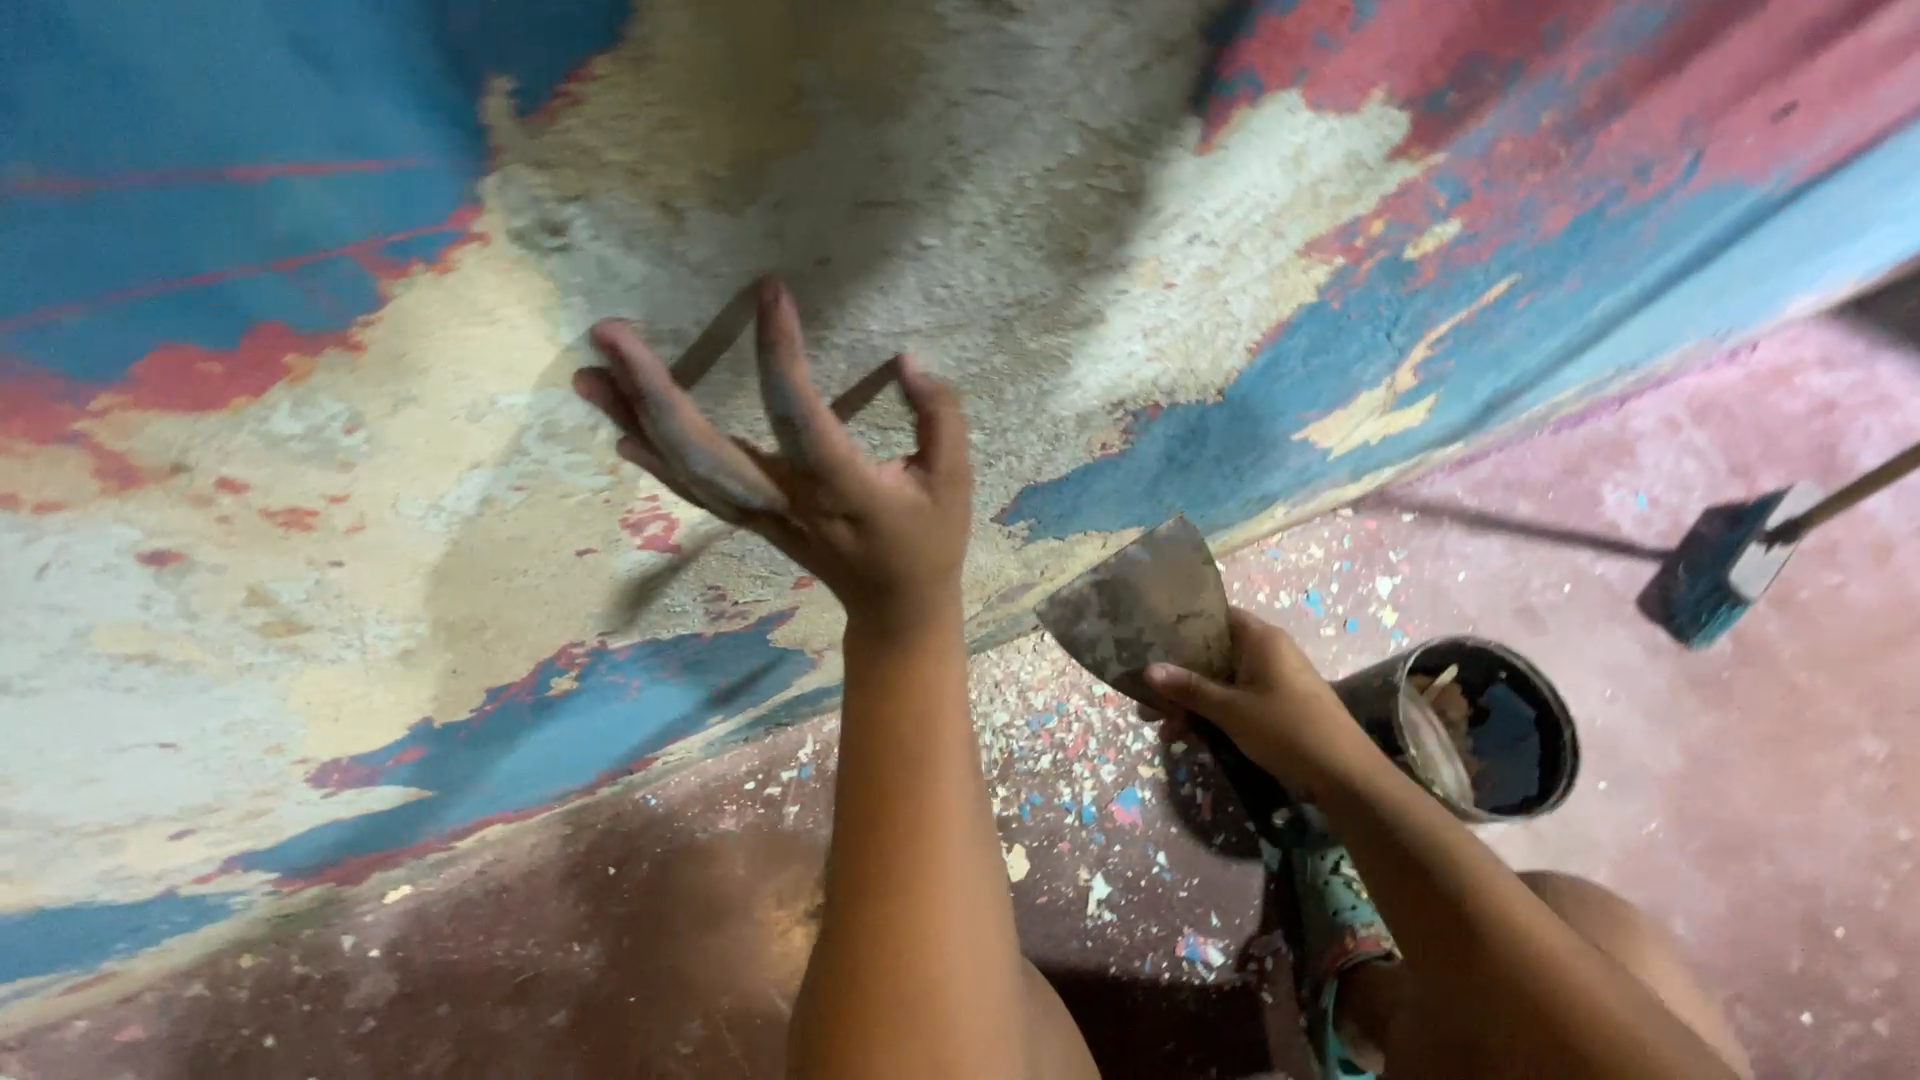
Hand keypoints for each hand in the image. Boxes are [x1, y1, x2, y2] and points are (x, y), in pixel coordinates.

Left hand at [572, 275, 972, 632]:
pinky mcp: (754, 523)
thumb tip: (909, 360)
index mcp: (844, 487)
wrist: (896, 610)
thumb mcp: (954, 478)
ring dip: (633, 422)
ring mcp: (763, 516)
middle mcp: (790, 502)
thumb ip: (938, 415)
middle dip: (653, 390)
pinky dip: (656, 464)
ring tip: (587, 374)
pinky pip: (697, 493)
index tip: (770, 290)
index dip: (781, 353)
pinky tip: (619, 433)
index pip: (800, 415)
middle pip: (706, 449)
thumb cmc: (930, 541)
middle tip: (609, 332)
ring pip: (688, 471)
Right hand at [1144, 607, 1383, 796]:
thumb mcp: (1231, 710)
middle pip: (1211, 652)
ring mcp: (1271, 679)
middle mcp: (1266, 651)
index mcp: (1260, 638)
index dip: (1181, 625)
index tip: (1149, 639)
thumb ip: (1189, 688)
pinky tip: (1186, 735)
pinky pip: (1233, 699)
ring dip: (1190, 701)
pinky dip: (1211, 713)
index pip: (1214, 615)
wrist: (1345, 775)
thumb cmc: (1287, 729)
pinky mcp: (1274, 705)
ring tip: (1160, 727)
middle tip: (1145, 697)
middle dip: (1177, 676)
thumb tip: (1147, 670)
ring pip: (1219, 680)